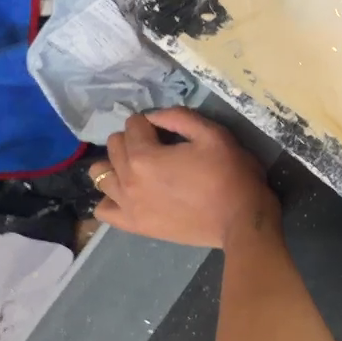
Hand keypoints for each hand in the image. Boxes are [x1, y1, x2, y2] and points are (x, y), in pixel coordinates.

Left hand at [87, 108, 278, 248]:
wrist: (240, 218)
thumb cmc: (231, 174)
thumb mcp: (216, 135)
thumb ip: (181, 117)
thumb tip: (154, 116)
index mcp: (145, 155)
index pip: (134, 125)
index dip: (153, 122)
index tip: (171, 131)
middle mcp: (126, 178)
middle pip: (114, 147)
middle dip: (134, 139)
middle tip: (161, 147)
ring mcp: (126, 204)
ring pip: (101, 175)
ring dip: (118, 166)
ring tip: (143, 170)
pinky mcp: (133, 224)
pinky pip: (102, 209)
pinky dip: (111, 198)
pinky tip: (131, 195)